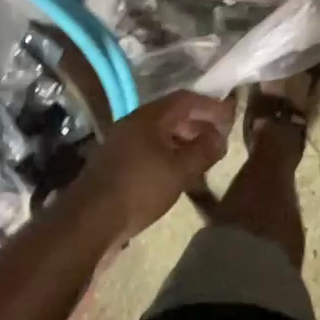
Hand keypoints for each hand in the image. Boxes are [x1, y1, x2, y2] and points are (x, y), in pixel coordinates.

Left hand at [71, 91, 234, 242]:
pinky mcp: (115, 164)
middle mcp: (132, 123)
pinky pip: (148, 150)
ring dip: (182, 142)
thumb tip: (219, 135)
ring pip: (158, 135)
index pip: (185, 99)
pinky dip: (167, 156)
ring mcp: (121, 143)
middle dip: (197, 124)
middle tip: (218, 138)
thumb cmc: (139, 188)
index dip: (210, 105)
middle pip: (171, 115)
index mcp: (148, 116)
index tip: (230, 115)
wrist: (89, 220)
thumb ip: (203, 150)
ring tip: (201, 159)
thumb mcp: (180, 170)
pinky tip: (176, 175)